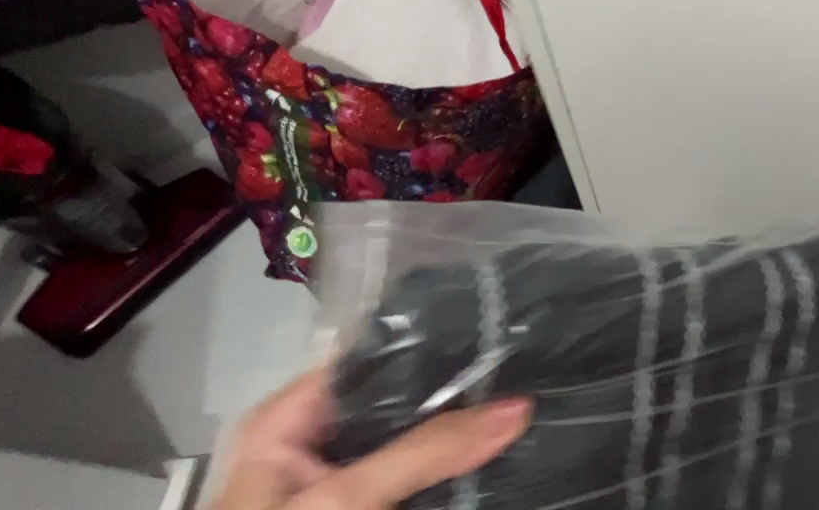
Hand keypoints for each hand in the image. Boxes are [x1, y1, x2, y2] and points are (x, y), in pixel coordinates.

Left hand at [212, 369, 531, 509]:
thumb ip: (428, 452)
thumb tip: (520, 406)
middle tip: (527, 365)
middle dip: (461, 389)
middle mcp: (317, 439)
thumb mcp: (342, 503)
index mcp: (290, 419)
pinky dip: (453, 467)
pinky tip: (502, 445)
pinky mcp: (367, 506)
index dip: (439, 340)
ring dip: (463, 430)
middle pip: (402, 397)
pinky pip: (420, 475)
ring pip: (416, 438)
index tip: (503, 327)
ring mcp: (341, 480)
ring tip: (528, 397)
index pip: (376, 354)